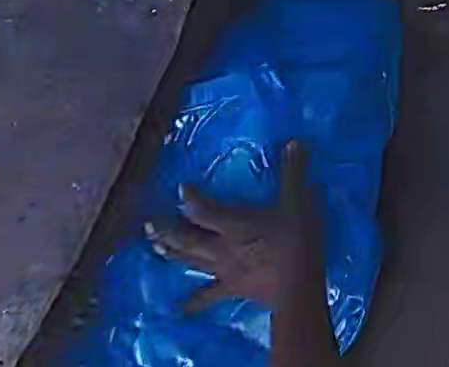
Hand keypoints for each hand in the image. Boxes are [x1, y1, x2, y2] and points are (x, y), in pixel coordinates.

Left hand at [150, 140, 323, 314]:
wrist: (297, 287)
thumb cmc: (296, 240)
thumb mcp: (298, 201)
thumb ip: (293, 172)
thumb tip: (292, 141)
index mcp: (235, 224)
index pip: (204, 210)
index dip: (191, 198)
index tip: (180, 187)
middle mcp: (222, 246)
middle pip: (188, 237)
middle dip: (168, 229)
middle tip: (149, 223)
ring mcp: (222, 270)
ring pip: (191, 261)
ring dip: (172, 254)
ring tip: (155, 248)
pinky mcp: (230, 289)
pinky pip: (207, 296)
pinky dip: (194, 301)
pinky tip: (181, 307)